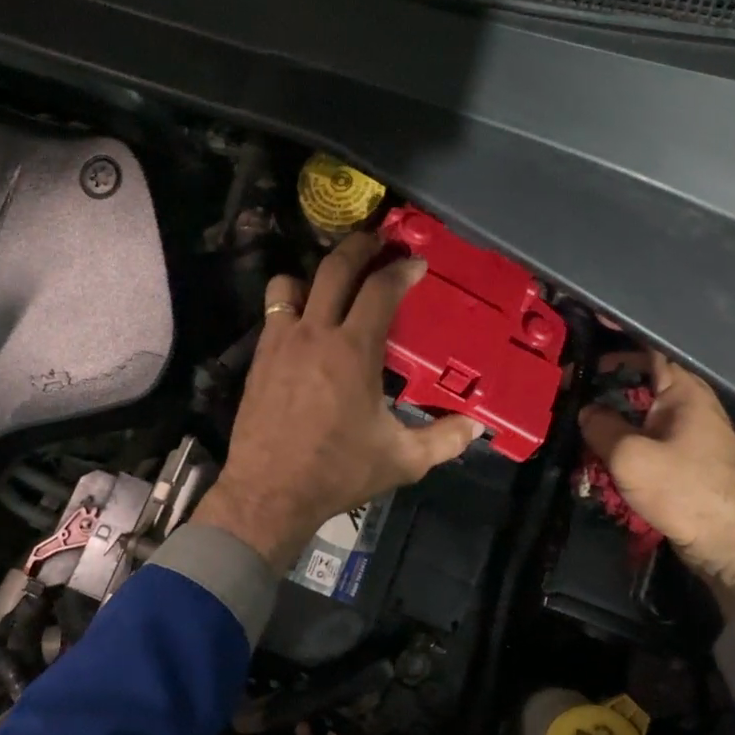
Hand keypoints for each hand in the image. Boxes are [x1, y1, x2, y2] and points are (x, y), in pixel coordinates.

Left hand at [193, 233, 483, 570]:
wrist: (269, 493)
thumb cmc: (337, 473)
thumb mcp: (401, 461)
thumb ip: (443, 440)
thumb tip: (477, 428)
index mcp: (353, 351)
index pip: (381, 289)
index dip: (402, 269)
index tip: (416, 264)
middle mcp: (314, 334)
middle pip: (334, 267)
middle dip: (360, 246)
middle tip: (379, 241)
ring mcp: (280, 343)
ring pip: (291, 283)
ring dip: (314, 275)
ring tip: (333, 285)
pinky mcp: (258, 358)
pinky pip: (273, 312)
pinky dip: (292, 305)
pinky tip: (306, 325)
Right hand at [579, 351, 734, 591]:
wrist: (733, 544)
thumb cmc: (685, 489)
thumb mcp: (629, 455)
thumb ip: (600, 425)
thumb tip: (585, 411)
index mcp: (684, 388)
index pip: (647, 344)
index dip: (615, 332)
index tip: (583, 325)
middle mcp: (689, 402)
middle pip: (640, 376)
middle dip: (603, 376)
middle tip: (566, 378)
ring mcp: (689, 430)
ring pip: (639, 408)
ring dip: (609, 411)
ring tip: (574, 411)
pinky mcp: (684, 457)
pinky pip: (645, 434)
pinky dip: (621, 435)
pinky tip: (598, 446)